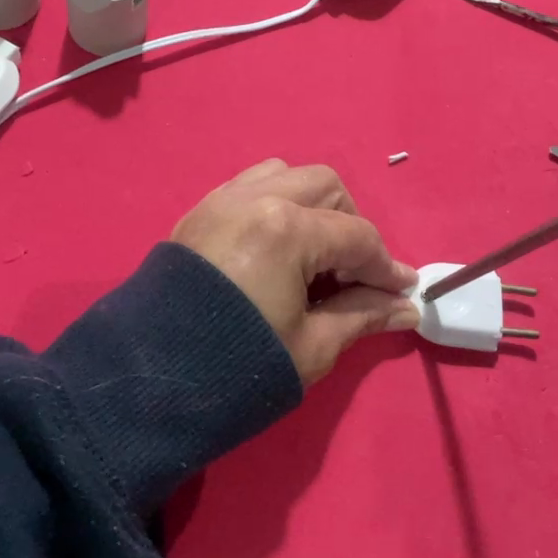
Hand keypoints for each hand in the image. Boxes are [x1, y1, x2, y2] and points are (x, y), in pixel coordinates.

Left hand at [172, 160, 419, 385]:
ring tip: (311, 256)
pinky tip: (276, 249)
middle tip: (350, 274)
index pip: (357, 237)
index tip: (401, 293)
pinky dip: (273, 204)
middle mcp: (255, 199)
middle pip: (325, 187)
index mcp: (287, 229)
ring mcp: (221, 201)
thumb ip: (362, 316)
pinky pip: (248, 187)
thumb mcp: (311, 346)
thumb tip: (406, 306)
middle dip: (349, 225)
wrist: (150, 382)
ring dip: (310, 206)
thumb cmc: (238, 366)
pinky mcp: (198, 213)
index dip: (386, 268)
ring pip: (284, 175)